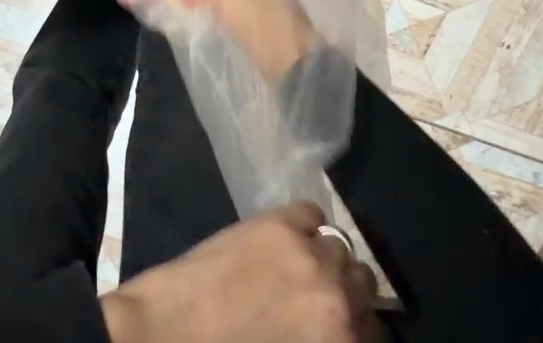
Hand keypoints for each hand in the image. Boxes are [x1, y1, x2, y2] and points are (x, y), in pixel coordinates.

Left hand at [101, 202, 378, 342]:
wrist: (167, 336)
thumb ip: (326, 339)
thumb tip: (340, 326)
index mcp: (340, 337)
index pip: (375, 331)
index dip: (361, 331)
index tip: (348, 331)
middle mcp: (337, 294)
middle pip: (365, 284)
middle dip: (349, 295)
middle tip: (324, 304)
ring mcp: (306, 253)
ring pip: (342, 247)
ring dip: (329, 260)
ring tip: (305, 269)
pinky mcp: (276, 223)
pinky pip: (311, 212)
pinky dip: (306, 224)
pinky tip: (290, 239)